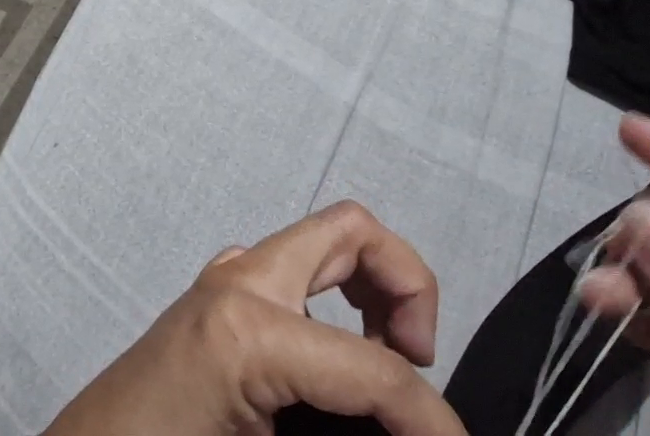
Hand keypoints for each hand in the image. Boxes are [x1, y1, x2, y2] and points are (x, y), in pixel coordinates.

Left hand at [41, 201, 467, 435]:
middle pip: (351, 233)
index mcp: (248, 331)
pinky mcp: (217, 299)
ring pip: (322, 242)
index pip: (377, 370)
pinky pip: (293, 274)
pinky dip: (335, 302)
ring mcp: (223, 282)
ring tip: (390, 364)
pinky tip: (338, 366)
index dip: (432, 418)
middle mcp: (238, 285)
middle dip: (409, 288)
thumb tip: (415, 425)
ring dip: (372, 290)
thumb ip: (345, 432)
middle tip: (421, 362)